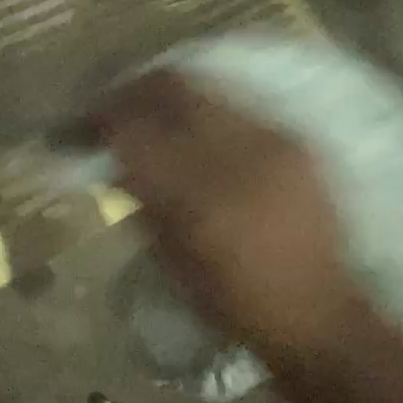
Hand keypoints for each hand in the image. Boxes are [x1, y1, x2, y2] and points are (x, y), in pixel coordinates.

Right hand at [94, 70, 360, 352]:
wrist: (323, 318)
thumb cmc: (234, 301)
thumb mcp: (171, 258)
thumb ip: (140, 197)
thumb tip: (113, 158)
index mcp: (196, 194)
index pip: (131, 128)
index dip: (97, 117)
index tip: (79, 123)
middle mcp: (236, 153)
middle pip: (169, 86)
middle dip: (131, 88)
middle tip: (110, 102)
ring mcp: (271, 139)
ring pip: (205, 83)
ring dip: (168, 90)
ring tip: (150, 104)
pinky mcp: (295, 138)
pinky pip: (237, 101)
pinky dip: (206, 103)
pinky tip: (196, 121)